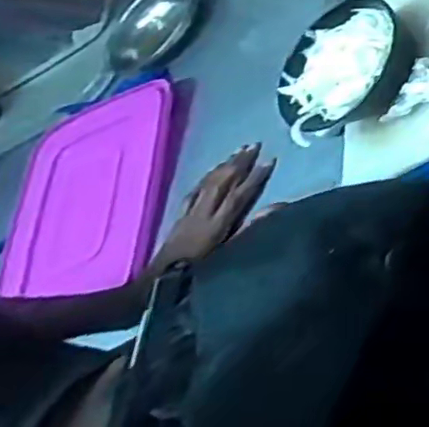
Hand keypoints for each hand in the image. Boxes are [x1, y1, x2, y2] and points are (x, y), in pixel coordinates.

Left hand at [149, 144, 275, 274]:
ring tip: (238, 151)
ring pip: (209, 182)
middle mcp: (204, 212)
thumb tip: (270, 208)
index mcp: (217, 223)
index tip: (270, 159)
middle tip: (254, 145)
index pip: (240, 194)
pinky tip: (212, 171)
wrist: (158, 284)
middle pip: (223, 181)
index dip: (256, 176)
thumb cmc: (198, 272)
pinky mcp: (179, 215)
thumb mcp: (226, 254)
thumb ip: (247, 229)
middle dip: (240, 162)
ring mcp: (190, 212)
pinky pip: (194, 190)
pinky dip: (206, 177)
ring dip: (225, 164)